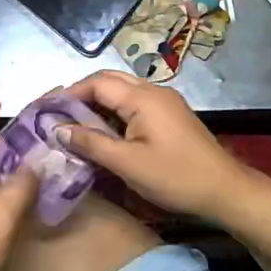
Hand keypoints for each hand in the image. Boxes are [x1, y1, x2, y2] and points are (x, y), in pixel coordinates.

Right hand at [57, 71, 264, 223]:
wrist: (224, 189)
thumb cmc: (175, 176)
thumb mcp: (127, 163)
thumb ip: (91, 143)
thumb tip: (57, 128)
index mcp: (142, 97)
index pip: (97, 82)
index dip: (69, 93)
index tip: (46, 110)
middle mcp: (153, 91)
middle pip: (110, 81)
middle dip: (82, 94)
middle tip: (58, 115)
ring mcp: (165, 102)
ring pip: (123, 91)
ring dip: (98, 103)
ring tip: (75, 124)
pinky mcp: (170, 116)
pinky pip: (135, 104)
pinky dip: (115, 112)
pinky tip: (103, 132)